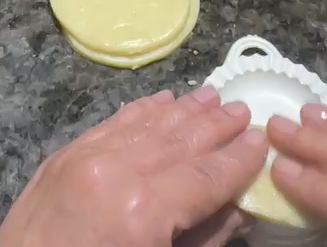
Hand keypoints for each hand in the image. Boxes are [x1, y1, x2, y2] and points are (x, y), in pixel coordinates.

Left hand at [0, 85, 269, 246]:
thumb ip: (204, 240)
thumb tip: (239, 207)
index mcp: (142, 212)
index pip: (204, 176)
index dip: (237, 159)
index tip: (262, 139)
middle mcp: (116, 172)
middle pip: (178, 141)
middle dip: (215, 125)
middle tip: (243, 109)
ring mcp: (86, 157)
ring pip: (147, 123)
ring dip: (184, 109)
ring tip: (213, 95)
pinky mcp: (65, 154)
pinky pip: (113, 122)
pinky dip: (142, 110)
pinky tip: (164, 99)